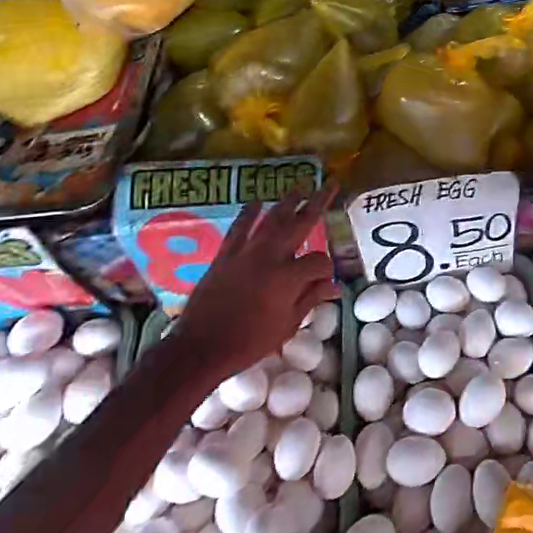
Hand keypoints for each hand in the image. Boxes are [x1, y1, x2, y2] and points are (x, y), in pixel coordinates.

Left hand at [173, 180, 341, 372]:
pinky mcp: (225, 254)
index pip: (319, 261)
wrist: (201, 347)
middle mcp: (270, 256)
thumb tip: (331, 284)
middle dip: (318, 203)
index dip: (326, 269)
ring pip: (271, 218)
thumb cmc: (249, 341)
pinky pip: (240, 227)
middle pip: (300, 222)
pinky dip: (249, 213)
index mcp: (289, 277)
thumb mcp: (288, 324)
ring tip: (299, 189)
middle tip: (330, 185)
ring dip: (287, 202)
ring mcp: (246, 252)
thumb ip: (310, 298)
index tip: (324, 281)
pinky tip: (257, 202)